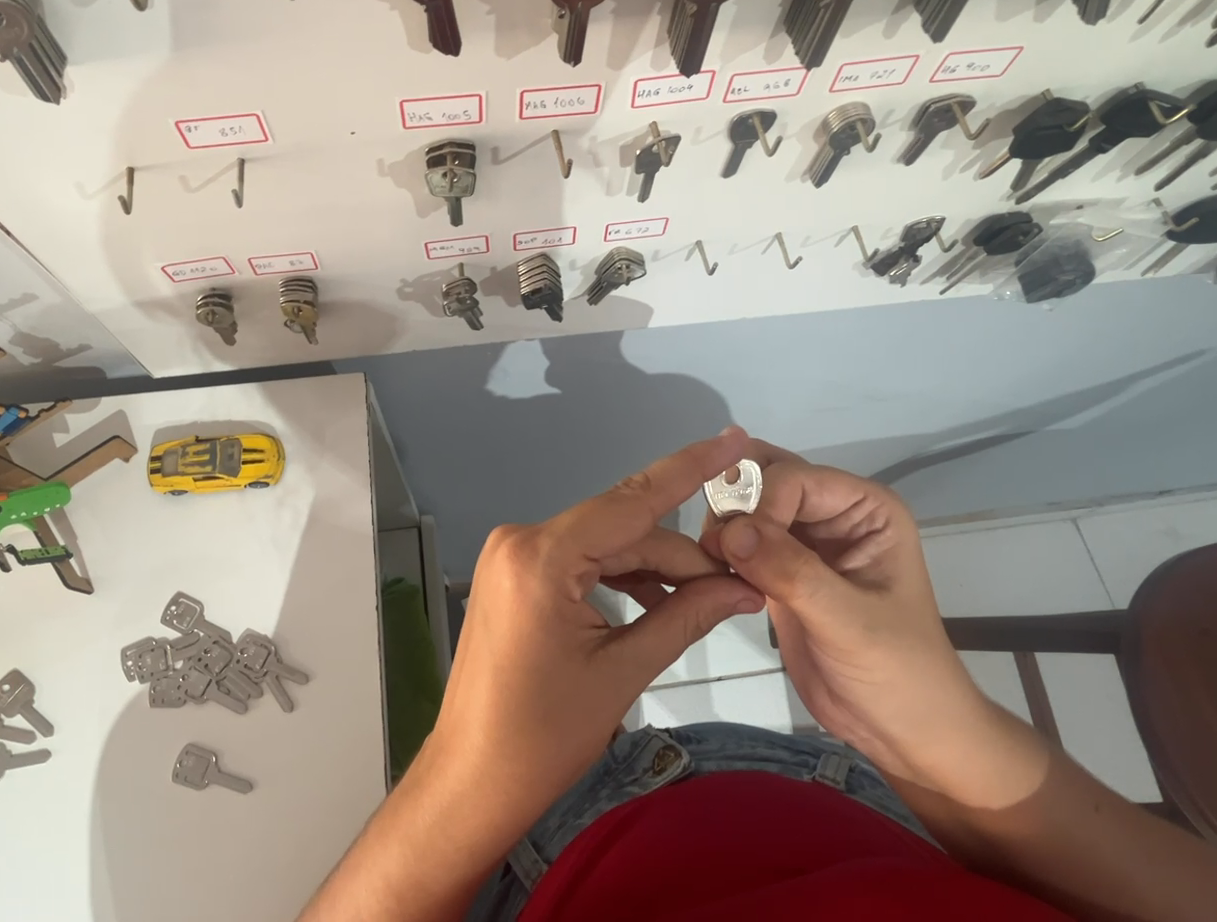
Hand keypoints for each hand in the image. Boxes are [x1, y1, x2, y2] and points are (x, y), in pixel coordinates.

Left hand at [426, 428, 766, 827]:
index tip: (732, 438)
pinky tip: (657, 602)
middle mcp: (520, 539)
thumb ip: (686, 615)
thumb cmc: (543, 737)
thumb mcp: (623, 672)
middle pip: (621, 530)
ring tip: (706, 598)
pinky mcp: (513, 575)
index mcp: (542, 556)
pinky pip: (579, 562)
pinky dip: (619, 577)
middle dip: (680, 556)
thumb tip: (744, 586)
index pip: (631, 500)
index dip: (689, 468)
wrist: (471, 779)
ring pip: (602, 546)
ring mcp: (511, 555)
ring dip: (652, 568)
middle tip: (739, 584)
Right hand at [699, 441, 989, 780]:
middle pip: (765, 476)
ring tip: (714, 567)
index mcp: (865, 509)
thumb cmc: (897, 673)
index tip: (738, 551)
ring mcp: (802, 539)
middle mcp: (832, 512)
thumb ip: (792, 572)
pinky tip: (714, 576)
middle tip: (712, 547)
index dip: (760, 506)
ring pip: (744, 504)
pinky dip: (718, 551)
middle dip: (733, 504)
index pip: (794, 478)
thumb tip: (731, 531)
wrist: (900, 730)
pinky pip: (737, 540)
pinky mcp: (776, 567)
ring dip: (721, 527)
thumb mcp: (849, 622)